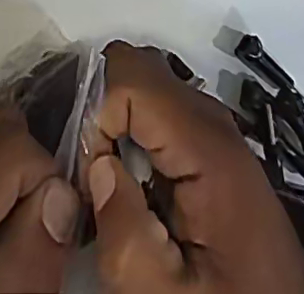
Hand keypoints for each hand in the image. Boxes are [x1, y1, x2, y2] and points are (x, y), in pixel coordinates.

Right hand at [86, 42, 303, 293]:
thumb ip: (125, 234)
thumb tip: (96, 167)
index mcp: (208, 148)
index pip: (133, 79)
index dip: (97, 117)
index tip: (90, 174)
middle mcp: (212, 121)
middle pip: (139, 68)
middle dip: (100, 110)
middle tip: (91, 175)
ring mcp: (212, 126)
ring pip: (145, 84)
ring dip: (113, 122)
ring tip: (108, 184)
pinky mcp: (207, 140)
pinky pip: (156, 110)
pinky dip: (129, 131)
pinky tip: (131, 184)